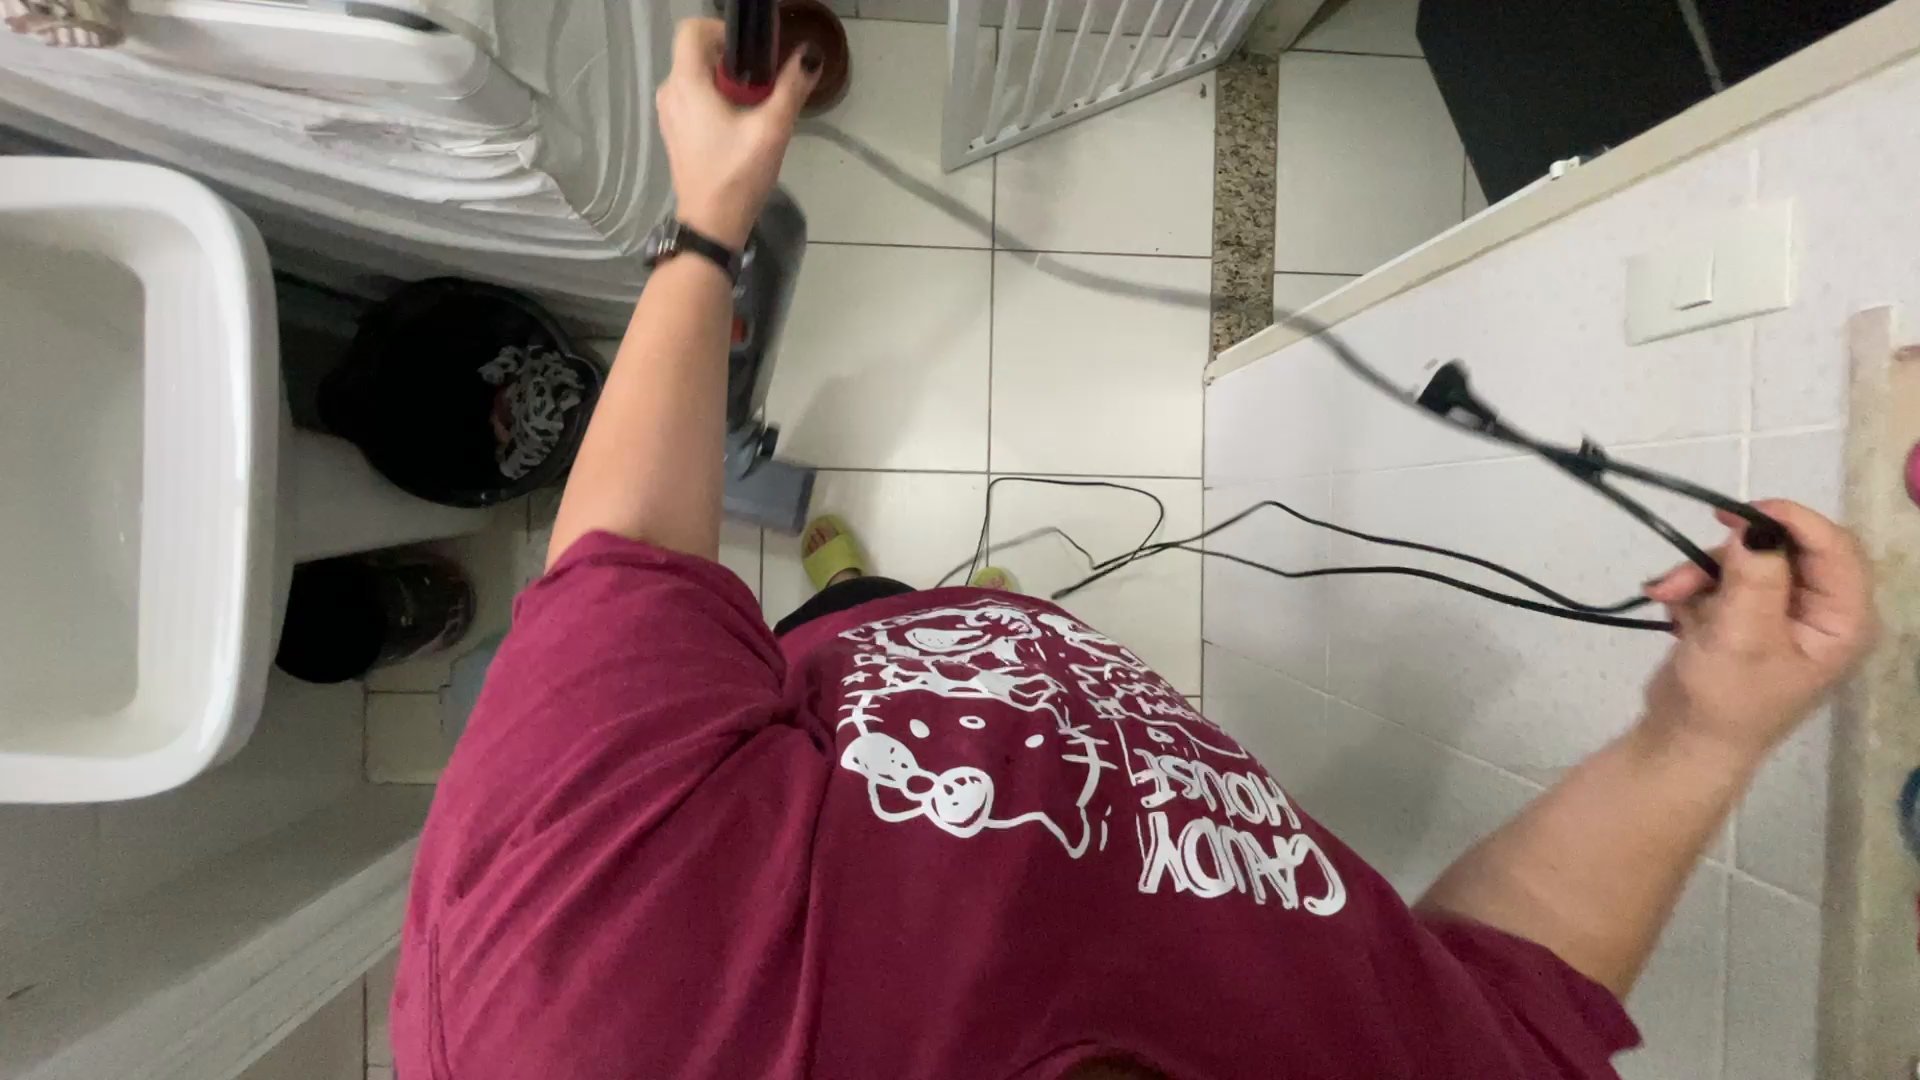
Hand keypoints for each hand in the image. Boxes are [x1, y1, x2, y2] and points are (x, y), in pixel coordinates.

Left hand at [654, 17, 818, 248]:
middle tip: (761, 92)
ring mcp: (669, 116)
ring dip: (725, 89)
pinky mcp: (675, 137)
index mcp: (687, 82)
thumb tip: (810, 56)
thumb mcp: (772, 131)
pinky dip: (714, 108)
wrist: (713, 226)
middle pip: (698, 56)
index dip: (723, 33)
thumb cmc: (738, 177)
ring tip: (752, 116)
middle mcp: (670, 92)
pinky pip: (693, 105)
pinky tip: (737, 134)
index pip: (694, 29)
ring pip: (696, 82)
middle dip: (731, 66)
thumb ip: (791, 89)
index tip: (752, 58)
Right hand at [1640, 500, 1874, 764]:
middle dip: (1723, 558)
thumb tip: (1756, 529)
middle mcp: (1817, 613)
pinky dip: (1690, 591)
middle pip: (1780, 556)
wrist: (1687, 739)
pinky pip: (1718, 586)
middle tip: (1678, 573)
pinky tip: (1672, 610)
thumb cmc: (1726, 696)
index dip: (1792, 522)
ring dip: (1696, 575)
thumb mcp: (1740, 637)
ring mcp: (1776, 617)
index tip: (1735, 511)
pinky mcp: (1739, 622)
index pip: (1834, 550)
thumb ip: (1754, 580)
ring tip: (1663, 596)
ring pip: (1741, 568)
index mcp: (1842, 619)